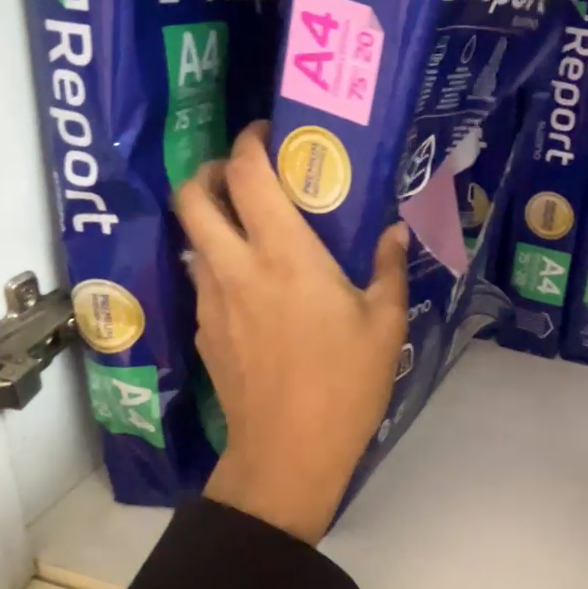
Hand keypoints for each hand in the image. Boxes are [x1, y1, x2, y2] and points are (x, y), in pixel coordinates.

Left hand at [172, 122, 409, 543]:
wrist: (287, 453)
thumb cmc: (346, 384)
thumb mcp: (385, 324)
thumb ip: (388, 268)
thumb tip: (394, 230)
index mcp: (284, 255)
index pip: (248, 175)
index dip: (250, 142)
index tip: (268, 134)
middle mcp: (236, 267)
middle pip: (193, 195)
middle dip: (212, 171)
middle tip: (243, 175)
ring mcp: (211, 301)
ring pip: (192, 238)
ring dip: (212, 220)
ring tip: (250, 229)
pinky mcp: (203, 332)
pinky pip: (202, 280)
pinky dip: (219, 265)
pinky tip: (254, 290)